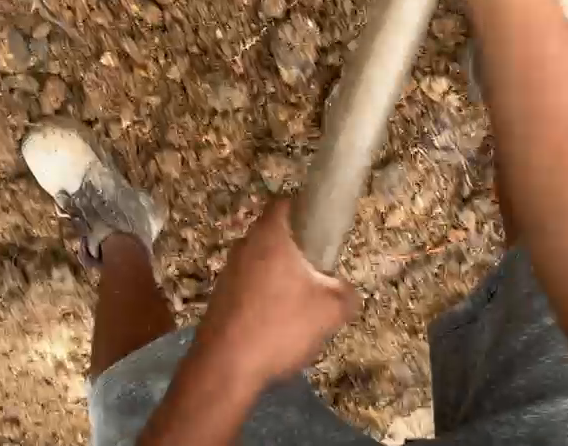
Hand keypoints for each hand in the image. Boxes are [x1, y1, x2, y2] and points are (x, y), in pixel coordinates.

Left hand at [193, 200, 357, 388]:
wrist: (225, 366)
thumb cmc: (280, 325)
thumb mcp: (329, 312)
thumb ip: (345, 295)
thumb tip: (347, 290)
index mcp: (270, 234)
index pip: (286, 202)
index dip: (306, 209)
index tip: (322, 229)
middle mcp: (245, 243)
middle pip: (274, 232)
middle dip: (296, 248)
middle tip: (317, 269)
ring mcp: (229, 269)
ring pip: (261, 259)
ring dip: (279, 273)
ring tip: (299, 301)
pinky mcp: (220, 295)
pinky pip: (248, 283)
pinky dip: (263, 295)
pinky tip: (275, 322)